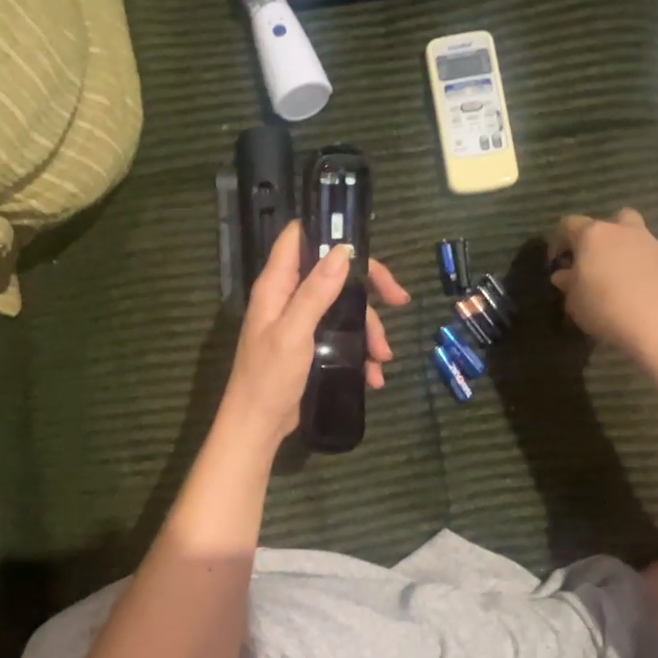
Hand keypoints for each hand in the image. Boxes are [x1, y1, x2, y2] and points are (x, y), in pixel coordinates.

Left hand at [219, 221, 410, 445]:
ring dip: (369, 330)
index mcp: (276, 286)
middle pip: (334, 273)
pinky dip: (360, 351)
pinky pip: (342, 336)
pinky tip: (373, 374)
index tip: (364, 243)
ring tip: (383, 358)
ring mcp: (301, 322)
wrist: (258, 426)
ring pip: (344, 308)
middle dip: (368, 288)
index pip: (298, 237)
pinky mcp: (311, 346)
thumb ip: (316, 292)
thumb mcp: (293, 332)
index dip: (329, 231)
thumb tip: (342, 250)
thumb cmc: (269, 377)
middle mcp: (289, 297)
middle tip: (399, 300)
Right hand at [547, 209, 657, 352]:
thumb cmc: (605, 307)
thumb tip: (564, 274)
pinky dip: (642, 268)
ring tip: (617, 279)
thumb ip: (568, 283)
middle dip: (602, 235)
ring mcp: (651, 243)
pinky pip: (650, 257)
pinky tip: (637, 291)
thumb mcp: (574, 301)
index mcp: (593, 235)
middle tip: (594, 260)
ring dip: (624, 251)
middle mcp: (623, 231)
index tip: (557, 261)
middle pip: (612, 219)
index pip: (569, 224)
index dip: (559, 240)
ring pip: (635, 236)